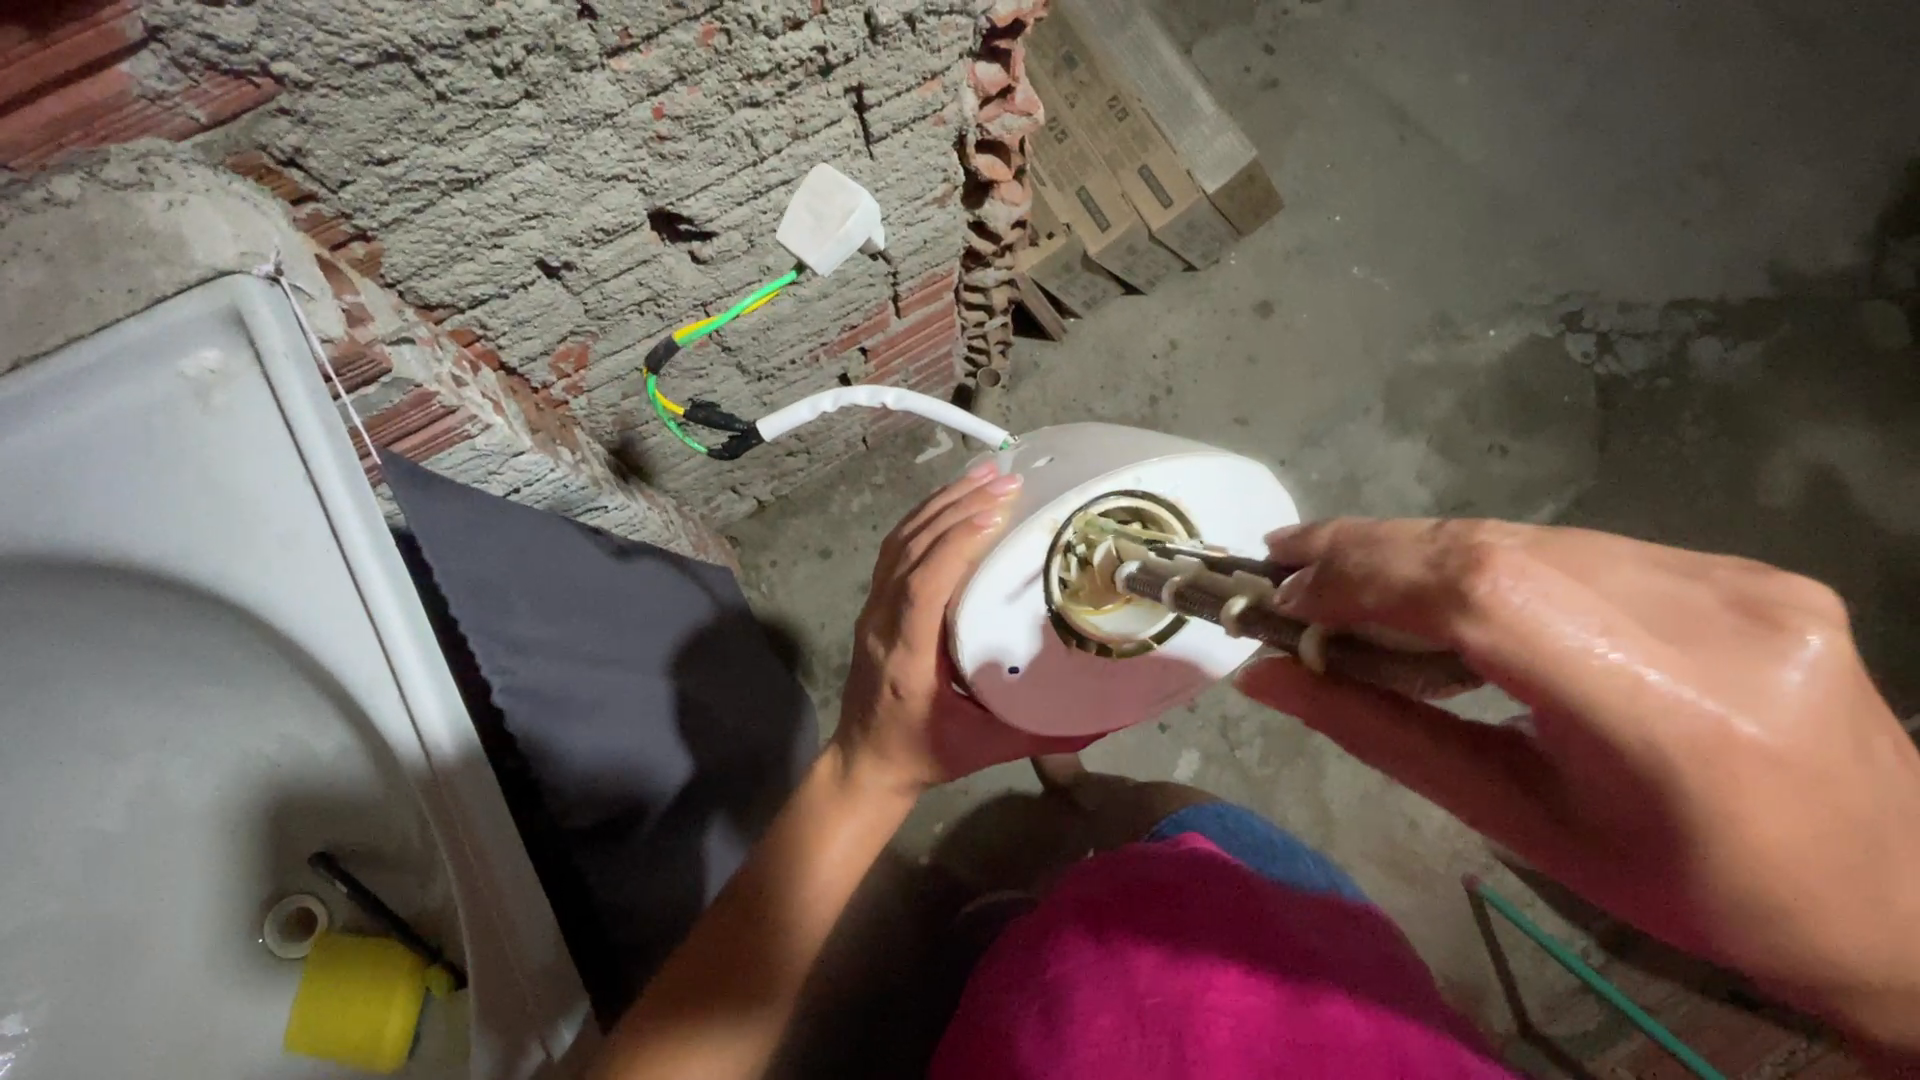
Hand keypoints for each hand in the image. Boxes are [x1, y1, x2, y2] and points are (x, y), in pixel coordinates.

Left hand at [833, 462, 1093, 794]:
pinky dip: (923, 517)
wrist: (866, 762)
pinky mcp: (874, 604)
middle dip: (957, 508)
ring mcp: (873, 611)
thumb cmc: (927, 754)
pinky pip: (894, 550)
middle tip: (1006, 481)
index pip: (922, 588)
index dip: (955, 545)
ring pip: (899, 543)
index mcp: (908, 659)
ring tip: (984, 474)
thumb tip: (1109, 718)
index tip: (995, 514)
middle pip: (911, 552)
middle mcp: (884, 625)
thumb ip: (1046, 732)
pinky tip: (951, 498)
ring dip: (941, 504)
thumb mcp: (989, 748)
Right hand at [1233, 519, 1919, 1051]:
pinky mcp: (1736, 565)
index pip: (1482, 598)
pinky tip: (1430, 582)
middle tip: (1284, 561)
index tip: (1284, 598)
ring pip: (1523, 537)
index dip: (1364, 580)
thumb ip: (1382, 734)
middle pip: (1495, 548)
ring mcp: (1736, 578)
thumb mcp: (1517, 822)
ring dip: (1412, 550)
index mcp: (1669, 714)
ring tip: (1336, 567)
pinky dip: (1475, 560)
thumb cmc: (1687, 890)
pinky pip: (1567, 547)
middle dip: (1368, 549)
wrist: (1895, 890)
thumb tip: (1266, 677)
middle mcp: (1714, 618)